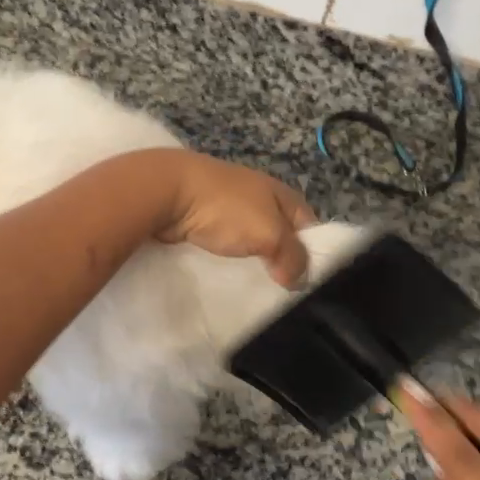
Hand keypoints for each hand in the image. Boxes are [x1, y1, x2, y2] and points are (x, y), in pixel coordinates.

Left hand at [148, 151, 316, 287]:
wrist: (166, 192)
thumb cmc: (225, 209)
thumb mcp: (270, 235)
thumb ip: (291, 257)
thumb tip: (298, 279)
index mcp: (280, 192)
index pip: (309, 224)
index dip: (312, 251)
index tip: (307, 281)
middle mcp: (257, 193)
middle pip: (279, 230)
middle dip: (280, 255)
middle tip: (280, 286)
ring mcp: (227, 202)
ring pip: (250, 234)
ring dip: (252, 254)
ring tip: (254, 281)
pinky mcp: (202, 214)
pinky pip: (223, 237)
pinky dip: (227, 251)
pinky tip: (225, 268)